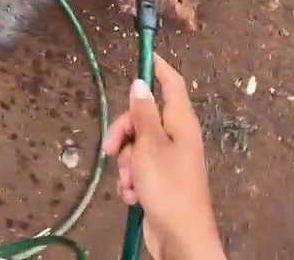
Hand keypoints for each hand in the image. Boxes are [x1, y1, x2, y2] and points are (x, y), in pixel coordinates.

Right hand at [102, 55, 225, 259]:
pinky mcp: (161, 181)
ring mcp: (170, 160)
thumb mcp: (150, 145)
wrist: (182, 241)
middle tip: (112, 147)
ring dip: (126, 160)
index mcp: (180, 123)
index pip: (172, 84)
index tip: (145, 53)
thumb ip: (142, 113)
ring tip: (128, 181)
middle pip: (144, 116)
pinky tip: (131, 194)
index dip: (159, 67)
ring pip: (138, 143)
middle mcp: (177, 137)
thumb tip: (140, 83)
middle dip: (124, 131)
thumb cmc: (169, 188)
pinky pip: (140, 167)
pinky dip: (132, 178)